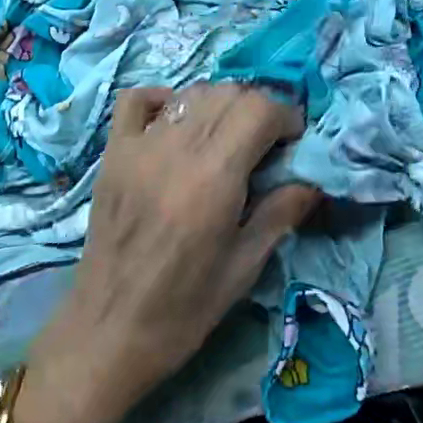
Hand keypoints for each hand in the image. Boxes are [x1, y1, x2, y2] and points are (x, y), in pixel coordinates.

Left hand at [15, 84, 316, 422]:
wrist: (109, 329)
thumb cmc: (183, 309)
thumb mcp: (244, 268)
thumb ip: (280, 213)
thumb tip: (313, 179)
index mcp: (212, 179)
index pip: (258, 109)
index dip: (285, 117)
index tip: (293, 143)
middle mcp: (174, 150)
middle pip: (228, 93)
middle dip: (258, 108)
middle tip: (266, 143)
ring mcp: (138, 147)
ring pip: (190, 93)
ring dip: (220, 104)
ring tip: (228, 137)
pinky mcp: (113, 154)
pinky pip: (137, 100)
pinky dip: (165, 99)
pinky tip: (178, 123)